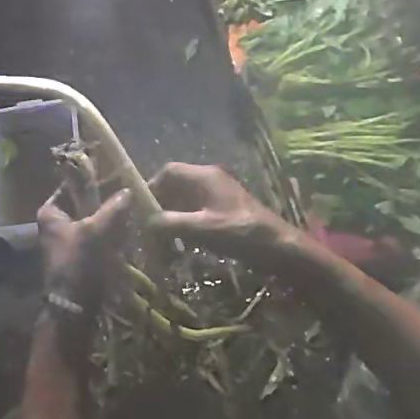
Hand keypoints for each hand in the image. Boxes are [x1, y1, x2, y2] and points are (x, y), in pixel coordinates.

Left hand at [38, 188, 133, 306]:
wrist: (74, 307)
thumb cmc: (77, 263)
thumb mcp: (95, 232)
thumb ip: (112, 209)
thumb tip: (128, 190)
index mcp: (51, 212)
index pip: (72, 185)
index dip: (93, 178)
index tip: (118, 173)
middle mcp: (58, 222)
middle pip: (86, 202)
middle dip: (107, 199)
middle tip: (130, 192)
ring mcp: (71, 238)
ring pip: (96, 219)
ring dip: (113, 217)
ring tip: (134, 208)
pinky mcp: (84, 253)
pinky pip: (101, 235)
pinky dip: (114, 232)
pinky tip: (131, 228)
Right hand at [147, 163, 300, 263]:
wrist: (278, 246)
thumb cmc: (239, 232)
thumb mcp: (200, 229)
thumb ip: (169, 223)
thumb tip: (145, 222)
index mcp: (204, 177)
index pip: (169, 172)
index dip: (151, 187)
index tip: (140, 208)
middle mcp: (210, 180)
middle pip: (175, 186)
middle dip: (160, 205)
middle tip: (150, 227)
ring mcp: (218, 194)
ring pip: (185, 200)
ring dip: (172, 217)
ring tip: (163, 239)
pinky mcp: (224, 209)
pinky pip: (196, 211)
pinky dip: (185, 224)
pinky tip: (181, 243)